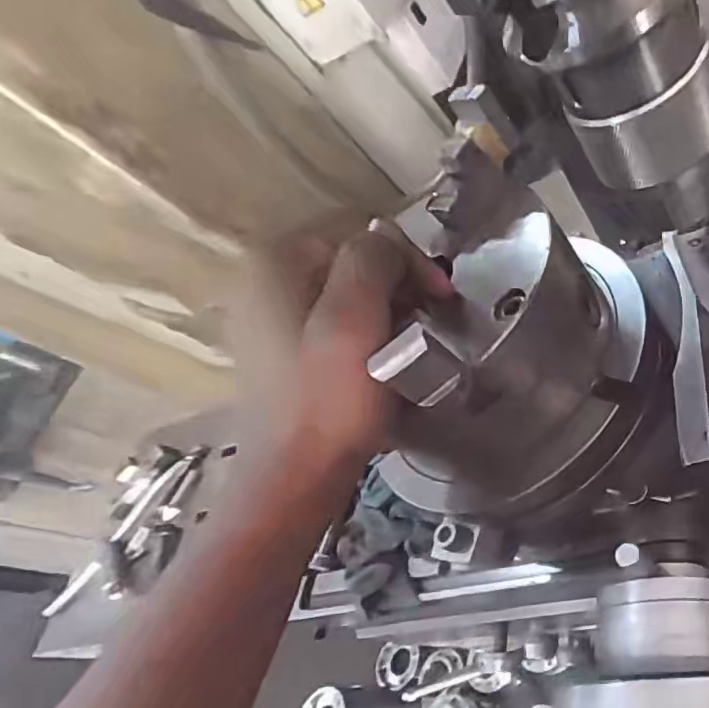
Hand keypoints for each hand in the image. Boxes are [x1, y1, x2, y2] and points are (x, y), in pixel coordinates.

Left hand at [230, 220, 453, 476]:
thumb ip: (373, 262)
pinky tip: (388, 364)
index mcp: (277, 262)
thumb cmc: (330, 400)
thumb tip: (389, 242)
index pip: (361, 232)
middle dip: (402, 287)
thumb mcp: (355, 321)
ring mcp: (274, 320)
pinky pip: (341, 326)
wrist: (298, 475)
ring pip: (352, 296)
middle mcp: (267, 282)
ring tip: (414, 347)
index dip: (409, 260)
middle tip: (432, 324)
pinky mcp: (287, 353)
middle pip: (356, 262)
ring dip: (392, 313)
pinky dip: (373, 336)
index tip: (441, 299)